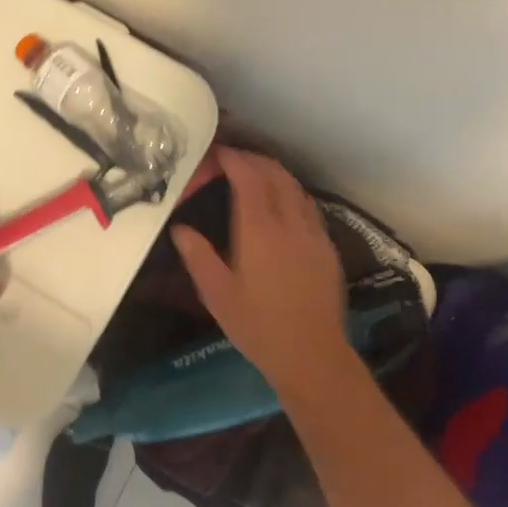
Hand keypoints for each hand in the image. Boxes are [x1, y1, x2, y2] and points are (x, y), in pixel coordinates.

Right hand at [171, 148, 348, 384]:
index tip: (216, 152)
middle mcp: (290, 223)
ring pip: (295, 188)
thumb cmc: (258, 326)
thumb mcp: (217, 294)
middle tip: (230, 159)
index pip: (249, 178)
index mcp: (260, 230)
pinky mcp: (327, 247)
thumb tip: (180, 228)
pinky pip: (307, 206)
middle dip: (253, 160)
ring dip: (273, 173)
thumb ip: (198, 256)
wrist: (312, 354)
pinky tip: (280, 205)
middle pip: (275, 174)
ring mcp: (313, 234)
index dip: (232, 159)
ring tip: (253, 174)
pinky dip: (290, 192)